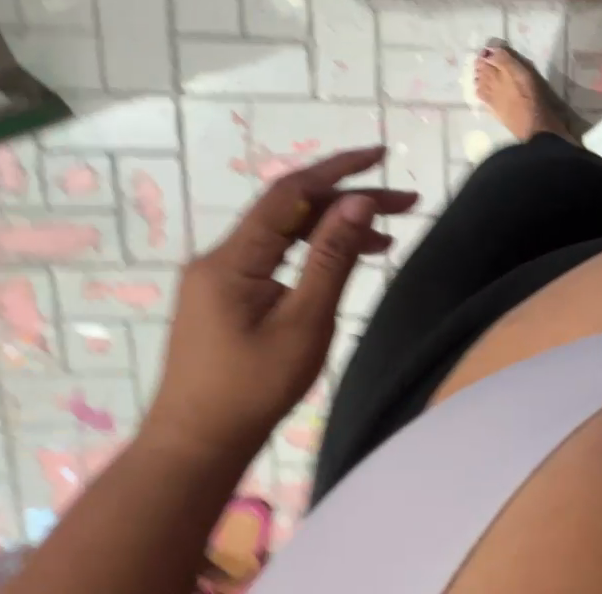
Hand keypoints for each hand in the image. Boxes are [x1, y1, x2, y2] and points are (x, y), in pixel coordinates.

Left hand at [142, 147, 417, 456]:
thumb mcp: (305, 320)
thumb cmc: (252, 387)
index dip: (337, 168)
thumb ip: (332, 256)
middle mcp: (221, 259)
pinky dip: (319, 247)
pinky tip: (352, 256)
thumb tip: (359, 201)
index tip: (382, 154)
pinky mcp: (228, 295)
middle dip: (350, 199)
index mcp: (232, 260)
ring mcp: (222, 278)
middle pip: (292, 209)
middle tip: (407, 202)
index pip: (288, 192)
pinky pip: (280, 253)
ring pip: (288, 231)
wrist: (195, 445)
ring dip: (338, 223)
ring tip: (391, 231)